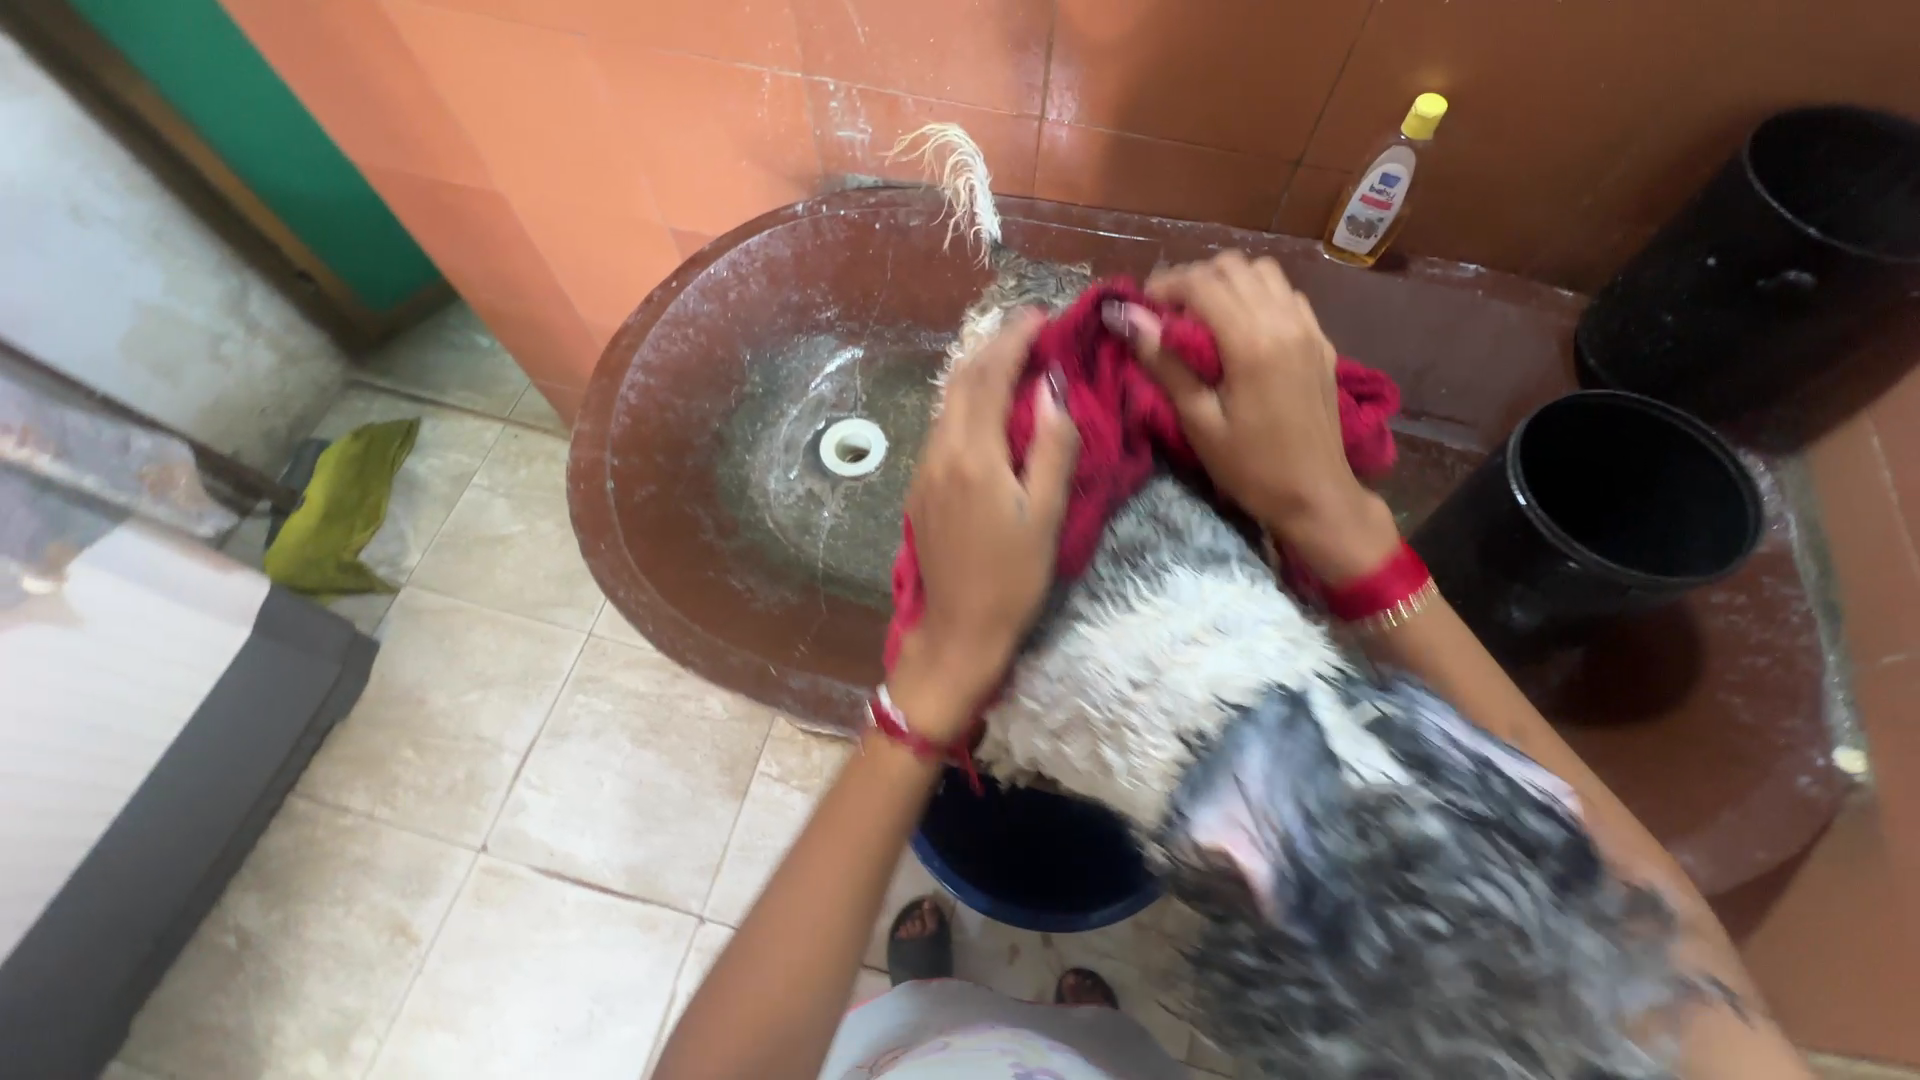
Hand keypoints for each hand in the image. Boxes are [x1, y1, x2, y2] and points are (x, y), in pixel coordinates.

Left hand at [891, 309, 1079, 738]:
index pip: (989, 377)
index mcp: (972, 455)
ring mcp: (924, 471)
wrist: (958, 631)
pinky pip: (942, 429)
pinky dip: (966, 404)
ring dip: (977, 374)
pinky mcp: (921, 490)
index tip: (1040, 316)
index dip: (1013, 340)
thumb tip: (1052, 390)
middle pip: (961, 382)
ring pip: (947, 404)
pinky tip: (987, 408)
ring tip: (1012, 359)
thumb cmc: (1012, 579)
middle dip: (993, 347)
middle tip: (1029, 329)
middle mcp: (939, 453)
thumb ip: (1050, 448)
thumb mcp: (1045, 515)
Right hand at [1112, 251, 1398, 582]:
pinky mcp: (1321, 342)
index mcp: (1252, 342)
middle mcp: (1284, 321)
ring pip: (1264, 272)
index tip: (1141, 308)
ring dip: (1228, 282)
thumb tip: (1129, 320)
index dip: (1165, 286)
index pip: (1203, 283)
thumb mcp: (1198, 421)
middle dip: (1194, 279)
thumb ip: (1165, 364)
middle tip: (1168, 313)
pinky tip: (1242, 330)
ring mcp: (1309, 328)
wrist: (1315, 494)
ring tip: (1203, 317)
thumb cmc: (1249, 467)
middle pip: (1234, 267)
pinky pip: (1286, 296)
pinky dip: (1258, 297)